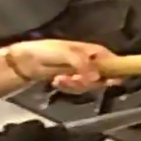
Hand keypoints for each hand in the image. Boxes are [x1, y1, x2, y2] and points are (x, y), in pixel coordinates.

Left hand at [5, 40, 119, 92]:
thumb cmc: (46, 51)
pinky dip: (68, 88)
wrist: (25, 61)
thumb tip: (97, 78)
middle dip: (88, 82)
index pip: (115, 62)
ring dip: (75, 86)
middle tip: (74, 80)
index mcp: (95, 51)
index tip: (107, 81)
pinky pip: (80, 90)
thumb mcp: (67, 54)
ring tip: (60, 80)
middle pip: (104, 78)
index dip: (115, 72)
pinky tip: (57, 82)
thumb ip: (83, 64)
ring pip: (91, 86)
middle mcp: (93, 62)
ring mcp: (85, 72)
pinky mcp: (76, 81)